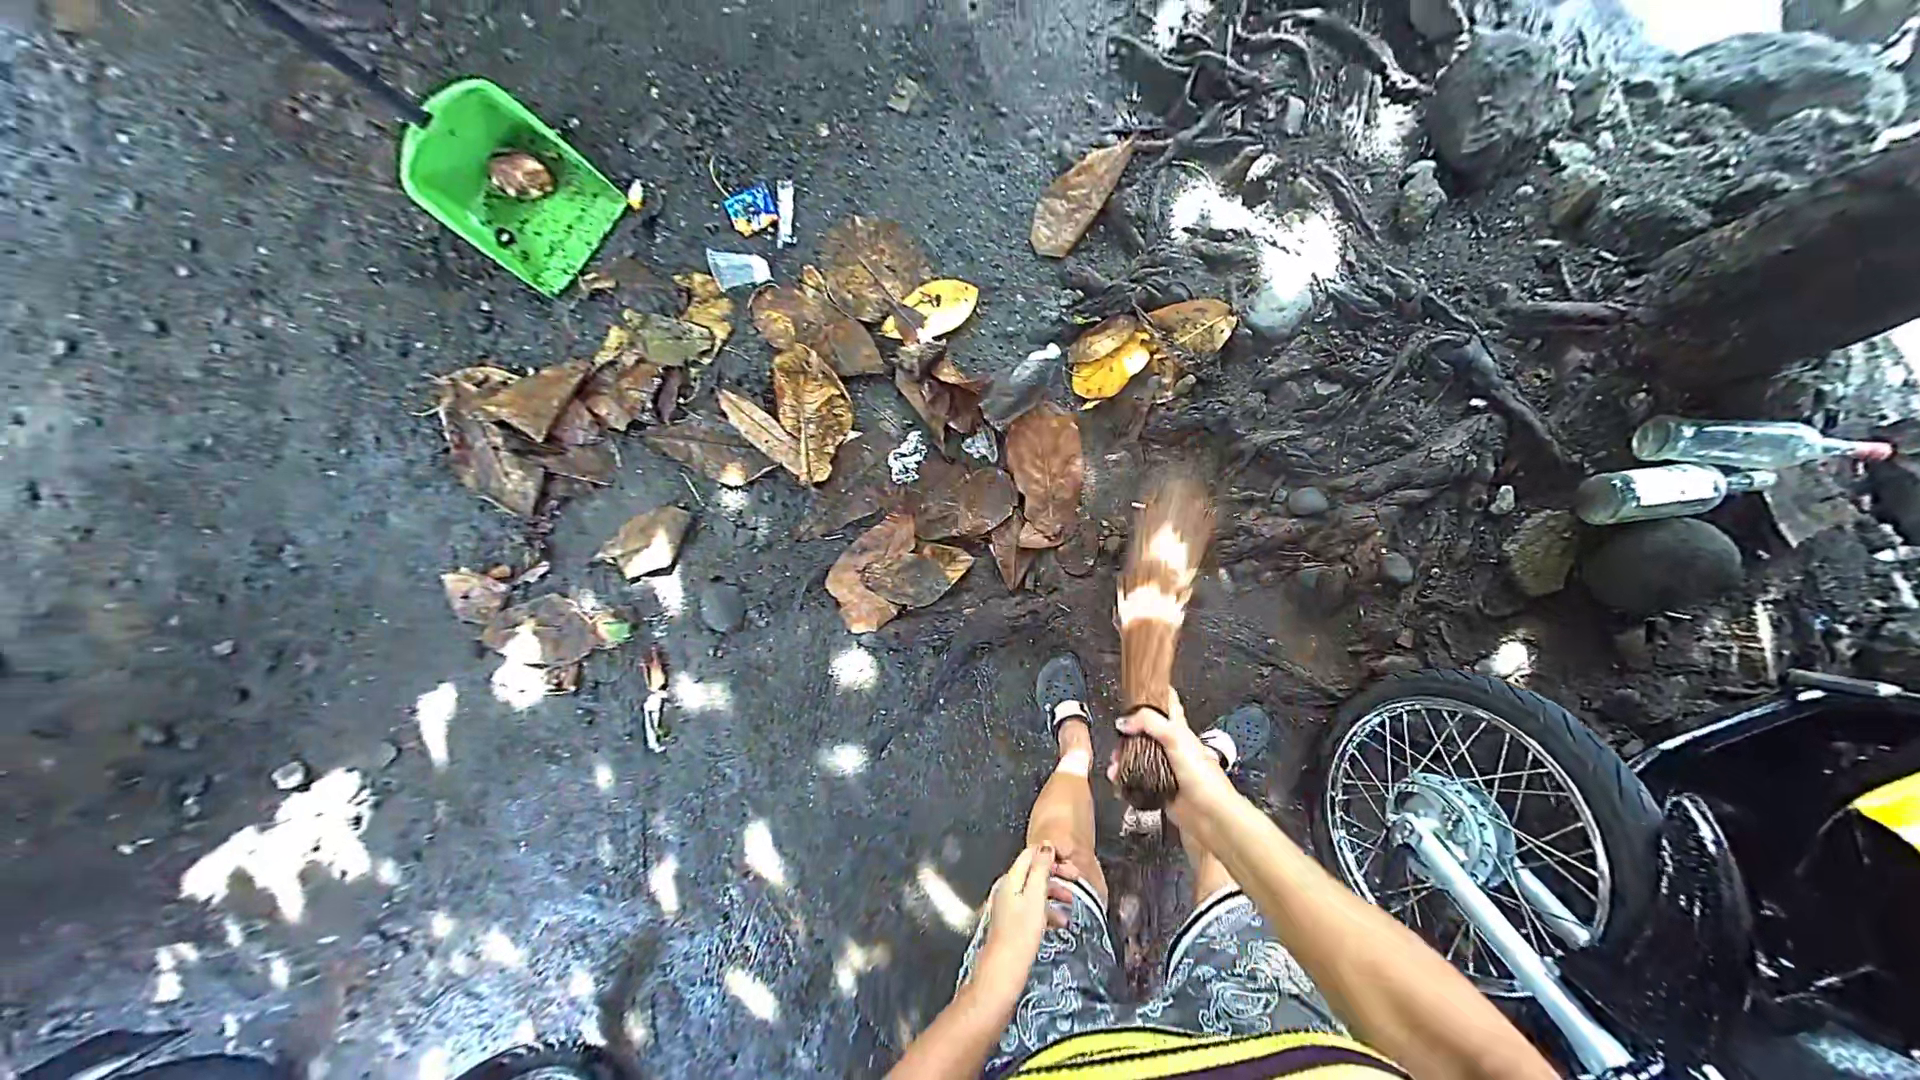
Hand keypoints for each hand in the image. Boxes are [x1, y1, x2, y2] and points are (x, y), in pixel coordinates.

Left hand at [969, 846, 1078, 1001]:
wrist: (1003, 972)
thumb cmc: (1021, 934)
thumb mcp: (1035, 898)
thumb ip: (1040, 870)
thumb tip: (1046, 845)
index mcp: (1011, 878)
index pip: (1031, 854)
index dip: (1051, 855)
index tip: (1071, 864)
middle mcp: (1008, 888)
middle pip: (1034, 872)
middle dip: (1056, 875)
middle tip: (1077, 882)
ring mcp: (1009, 905)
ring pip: (1035, 891)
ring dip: (1054, 894)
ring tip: (1072, 905)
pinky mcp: (1013, 922)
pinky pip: (1033, 908)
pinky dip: (1047, 911)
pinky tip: (1061, 923)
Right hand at [1109, 691, 1242, 834]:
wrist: (1209, 813)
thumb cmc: (1200, 774)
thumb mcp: (1175, 736)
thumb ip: (1148, 722)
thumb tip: (1123, 722)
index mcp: (1178, 728)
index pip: (1166, 704)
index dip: (1152, 694)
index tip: (1134, 691)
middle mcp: (1169, 745)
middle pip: (1143, 731)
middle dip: (1126, 733)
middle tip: (1118, 739)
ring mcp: (1162, 766)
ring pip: (1135, 755)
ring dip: (1121, 758)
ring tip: (1115, 764)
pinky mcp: (1155, 786)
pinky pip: (1134, 778)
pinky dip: (1122, 778)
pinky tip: (1117, 779)